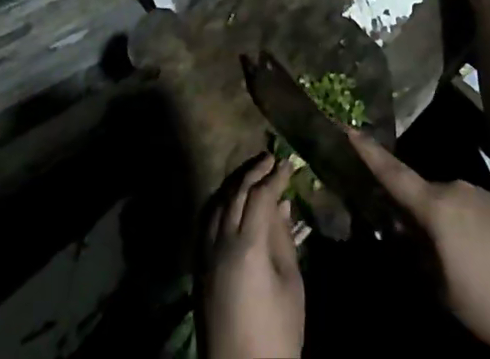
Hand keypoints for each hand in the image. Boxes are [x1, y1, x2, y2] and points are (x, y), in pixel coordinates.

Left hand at [198, 154, 303, 358]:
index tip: (288, 162)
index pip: (259, 196)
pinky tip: (230, 203)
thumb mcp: (290, 283)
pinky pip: (206, 223)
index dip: (275, 176)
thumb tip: (281, 204)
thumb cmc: (277, 330)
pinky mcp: (199, 269)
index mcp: (247, 246)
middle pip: (234, 194)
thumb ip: (282, 239)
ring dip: (233, 185)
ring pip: (216, 206)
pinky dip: (219, 205)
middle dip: (252, 172)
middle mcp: (220, 243)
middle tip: (269, 158)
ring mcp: (205, 255)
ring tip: (251, 174)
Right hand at [348, 129, 489, 357]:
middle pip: (419, 192)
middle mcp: (458, 188)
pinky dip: (453, 226)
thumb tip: (402, 237)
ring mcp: (483, 195)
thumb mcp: (442, 288)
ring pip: (443, 204)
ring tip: (428, 256)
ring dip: (431, 222)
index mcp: (438, 205)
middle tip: (390, 234)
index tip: (347, 128)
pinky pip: (464, 209)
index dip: (367, 152)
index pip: (393, 174)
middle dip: (403, 211)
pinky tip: (461, 257)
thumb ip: (416, 255)